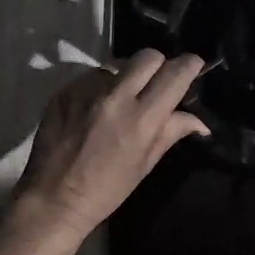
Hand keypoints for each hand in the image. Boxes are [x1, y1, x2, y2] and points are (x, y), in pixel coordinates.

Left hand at [15, 49, 208, 235]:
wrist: (54, 198)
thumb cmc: (107, 189)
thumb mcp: (145, 164)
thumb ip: (171, 132)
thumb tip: (200, 122)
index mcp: (141, 119)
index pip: (174, 74)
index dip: (189, 66)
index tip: (193, 67)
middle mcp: (115, 96)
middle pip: (148, 56)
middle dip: (158, 65)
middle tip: (156, 83)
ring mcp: (86, 90)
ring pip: (117, 66)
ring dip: (125, 79)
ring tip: (119, 104)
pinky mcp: (65, 90)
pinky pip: (92, 77)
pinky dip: (99, 89)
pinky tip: (94, 111)